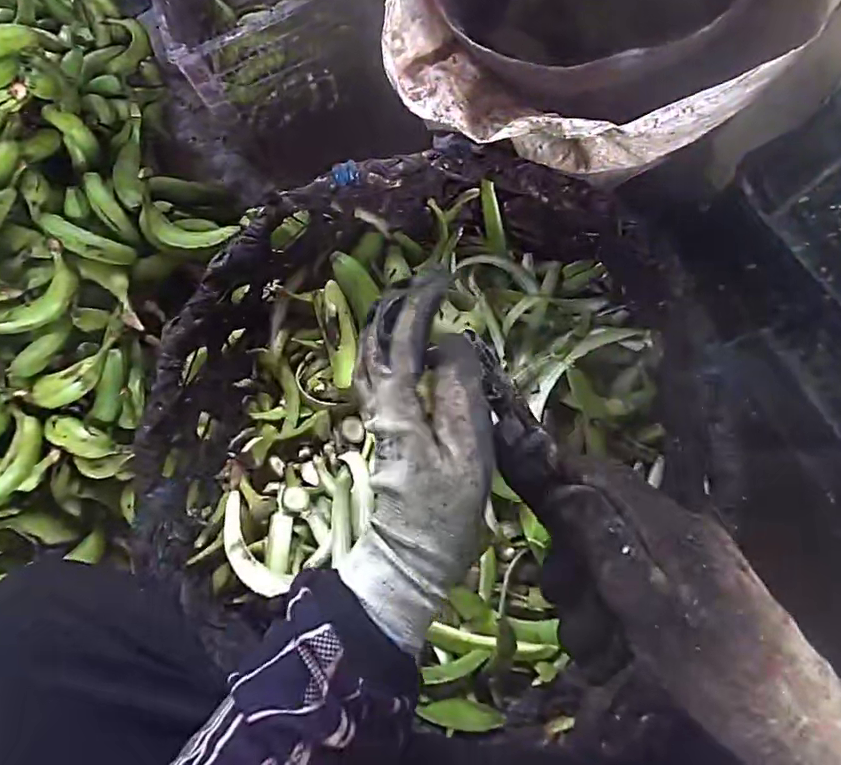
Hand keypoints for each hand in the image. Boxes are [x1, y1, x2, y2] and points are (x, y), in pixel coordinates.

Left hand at [336, 273, 493, 653]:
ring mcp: (374, 412)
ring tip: (420, 299)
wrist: (408, 560)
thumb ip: (459, 394)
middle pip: (377, 338)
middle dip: (400, 302)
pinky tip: (411, 343)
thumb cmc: (445, 514)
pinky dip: (392, 343)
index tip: (445, 280)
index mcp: (398, 406)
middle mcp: (377, 401)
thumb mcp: (467, 456)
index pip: (403, 339)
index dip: (421, 304)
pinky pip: (380, 369)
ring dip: (392, 318)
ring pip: (373, 351)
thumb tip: (449, 342)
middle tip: (431, 280)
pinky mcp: (381, 423)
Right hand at [493, 391, 840, 764]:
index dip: (559, 472)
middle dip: (569, 559)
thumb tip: (563, 484)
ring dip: (586, 601)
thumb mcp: (647, 604)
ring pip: (609, 561)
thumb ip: (603, 539)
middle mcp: (675, 533)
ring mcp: (684, 565)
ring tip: (591, 649)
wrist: (799, 727)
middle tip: (558, 599)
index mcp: (669, 522)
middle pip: (599, 520)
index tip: (524, 489)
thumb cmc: (717, 665)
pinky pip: (632, 588)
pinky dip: (612, 618)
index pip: (602, 472)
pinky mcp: (689, 596)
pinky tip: (610, 657)